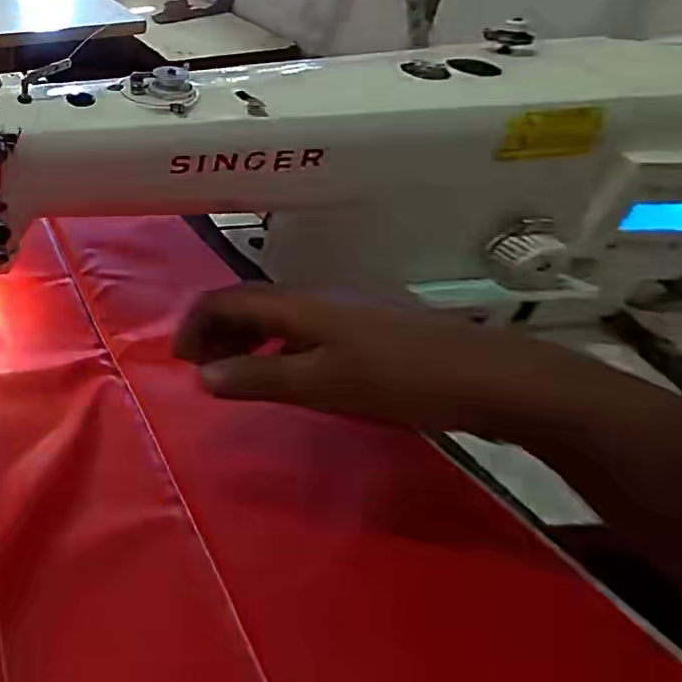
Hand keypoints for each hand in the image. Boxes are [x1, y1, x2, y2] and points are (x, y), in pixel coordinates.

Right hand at [174, 285, 645, 439]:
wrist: (500, 379)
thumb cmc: (400, 379)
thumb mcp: (321, 384)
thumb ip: (257, 378)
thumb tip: (202, 377)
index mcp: (292, 303)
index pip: (222, 300)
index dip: (193, 325)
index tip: (181, 359)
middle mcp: (309, 296)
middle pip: (243, 303)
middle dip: (214, 332)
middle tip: (201, 368)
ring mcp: (340, 309)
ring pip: (271, 315)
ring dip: (242, 339)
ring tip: (235, 372)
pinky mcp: (364, 327)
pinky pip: (298, 328)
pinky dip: (272, 345)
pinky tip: (286, 372)